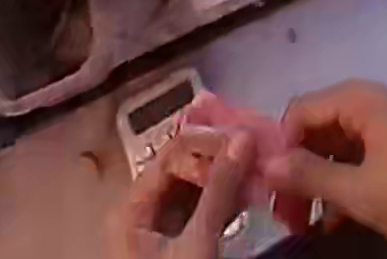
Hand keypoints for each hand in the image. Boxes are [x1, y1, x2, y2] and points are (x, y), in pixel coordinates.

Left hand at [111, 126, 254, 258]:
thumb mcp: (196, 244)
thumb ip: (219, 190)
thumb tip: (244, 138)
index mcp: (131, 207)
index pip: (171, 154)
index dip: (207, 144)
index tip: (243, 139)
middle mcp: (141, 213)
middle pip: (183, 169)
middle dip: (218, 159)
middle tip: (251, 148)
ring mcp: (160, 232)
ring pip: (195, 190)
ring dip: (225, 178)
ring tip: (254, 165)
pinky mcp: (178, 248)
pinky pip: (202, 211)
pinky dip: (224, 202)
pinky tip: (247, 191)